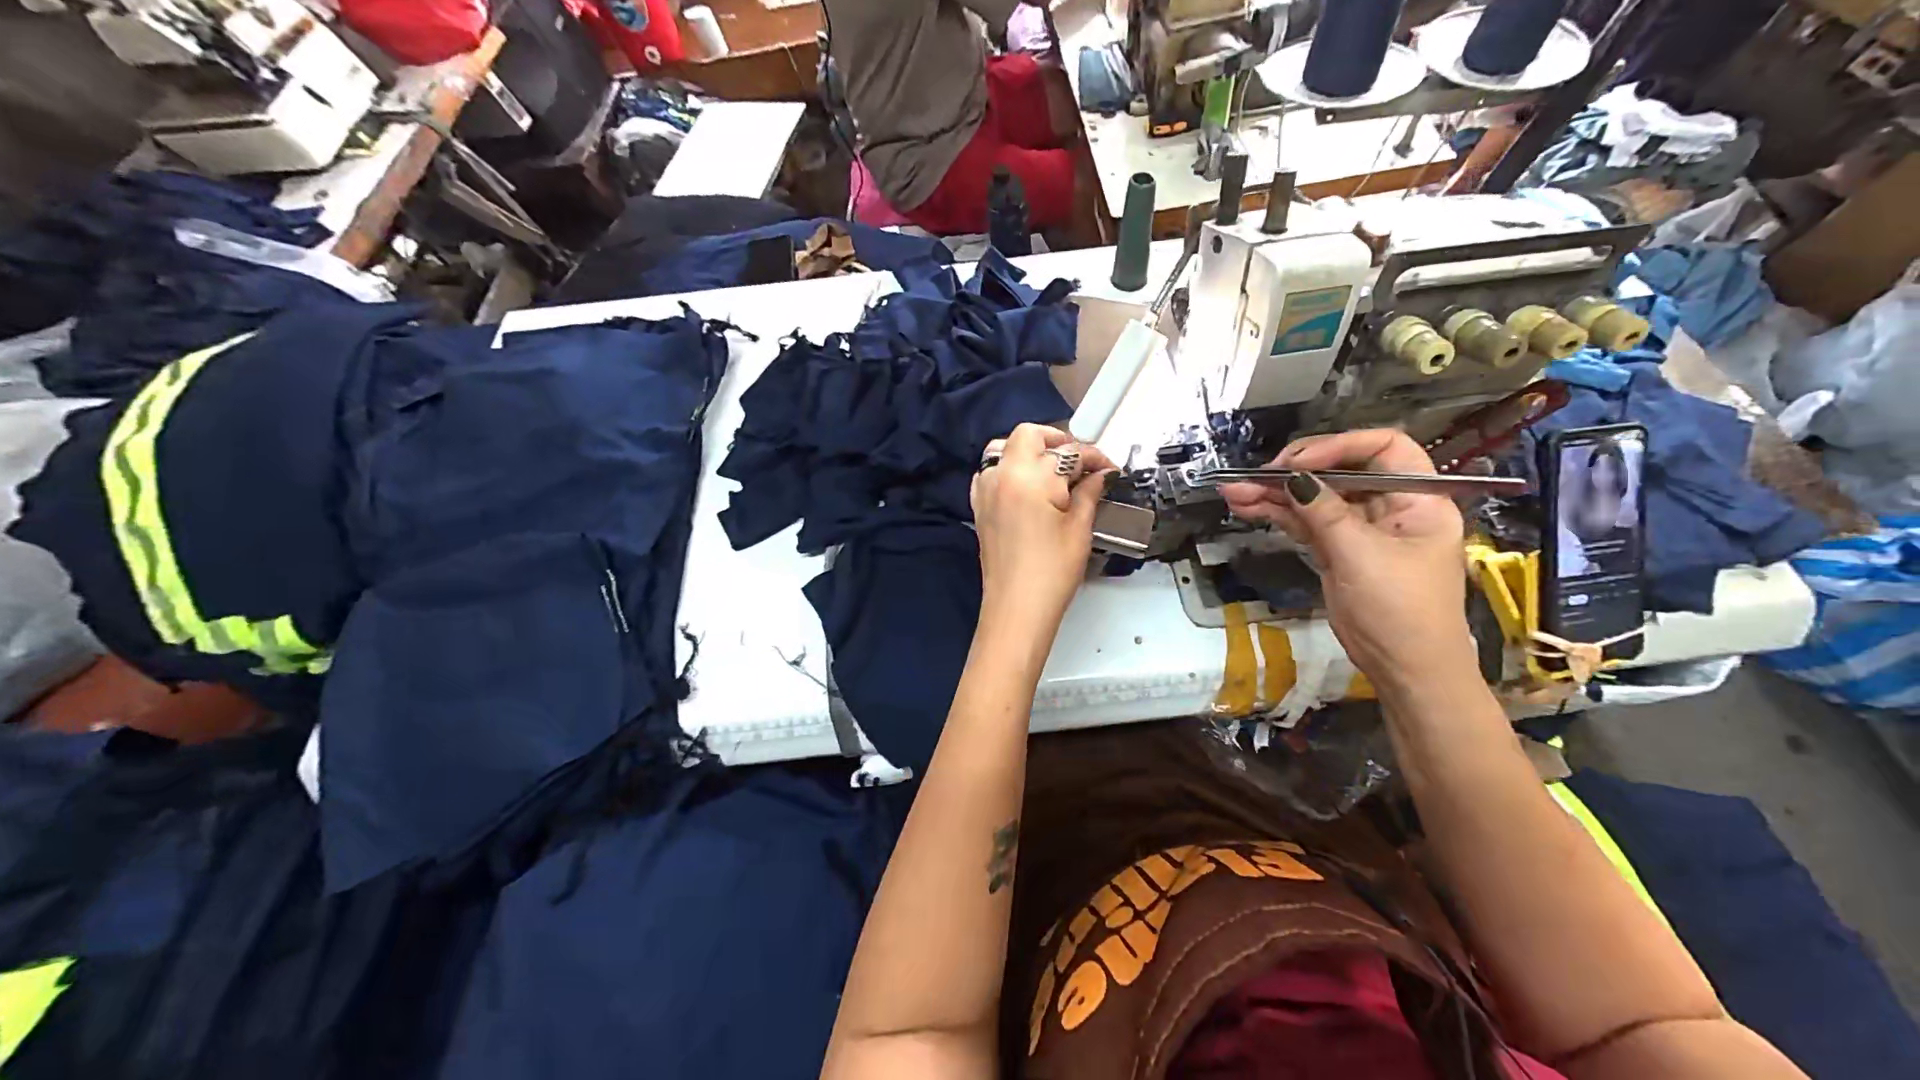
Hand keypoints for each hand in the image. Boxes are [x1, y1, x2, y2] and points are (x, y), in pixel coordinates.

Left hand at [971, 424, 1115, 624]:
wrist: (1016, 608)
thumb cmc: (1051, 572)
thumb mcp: (1079, 528)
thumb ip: (1088, 492)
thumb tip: (1098, 475)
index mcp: (1029, 477)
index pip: (1067, 452)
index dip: (1092, 457)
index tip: (1107, 468)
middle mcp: (1002, 476)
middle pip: (1027, 435)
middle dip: (1056, 441)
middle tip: (1079, 462)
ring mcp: (986, 490)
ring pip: (1003, 449)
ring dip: (1029, 451)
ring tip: (1055, 472)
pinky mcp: (979, 507)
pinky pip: (991, 472)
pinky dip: (1010, 469)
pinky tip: (1029, 487)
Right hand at [1218, 429, 1474, 697]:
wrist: (1405, 669)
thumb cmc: (1401, 612)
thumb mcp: (1361, 556)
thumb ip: (1324, 512)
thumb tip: (1291, 477)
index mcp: (1419, 498)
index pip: (1383, 448)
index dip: (1339, 447)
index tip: (1298, 462)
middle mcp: (1391, 505)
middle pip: (1340, 472)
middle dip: (1294, 472)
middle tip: (1256, 475)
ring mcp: (1361, 528)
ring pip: (1315, 498)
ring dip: (1275, 494)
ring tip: (1234, 492)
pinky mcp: (1337, 549)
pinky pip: (1305, 522)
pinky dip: (1277, 514)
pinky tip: (1247, 507)